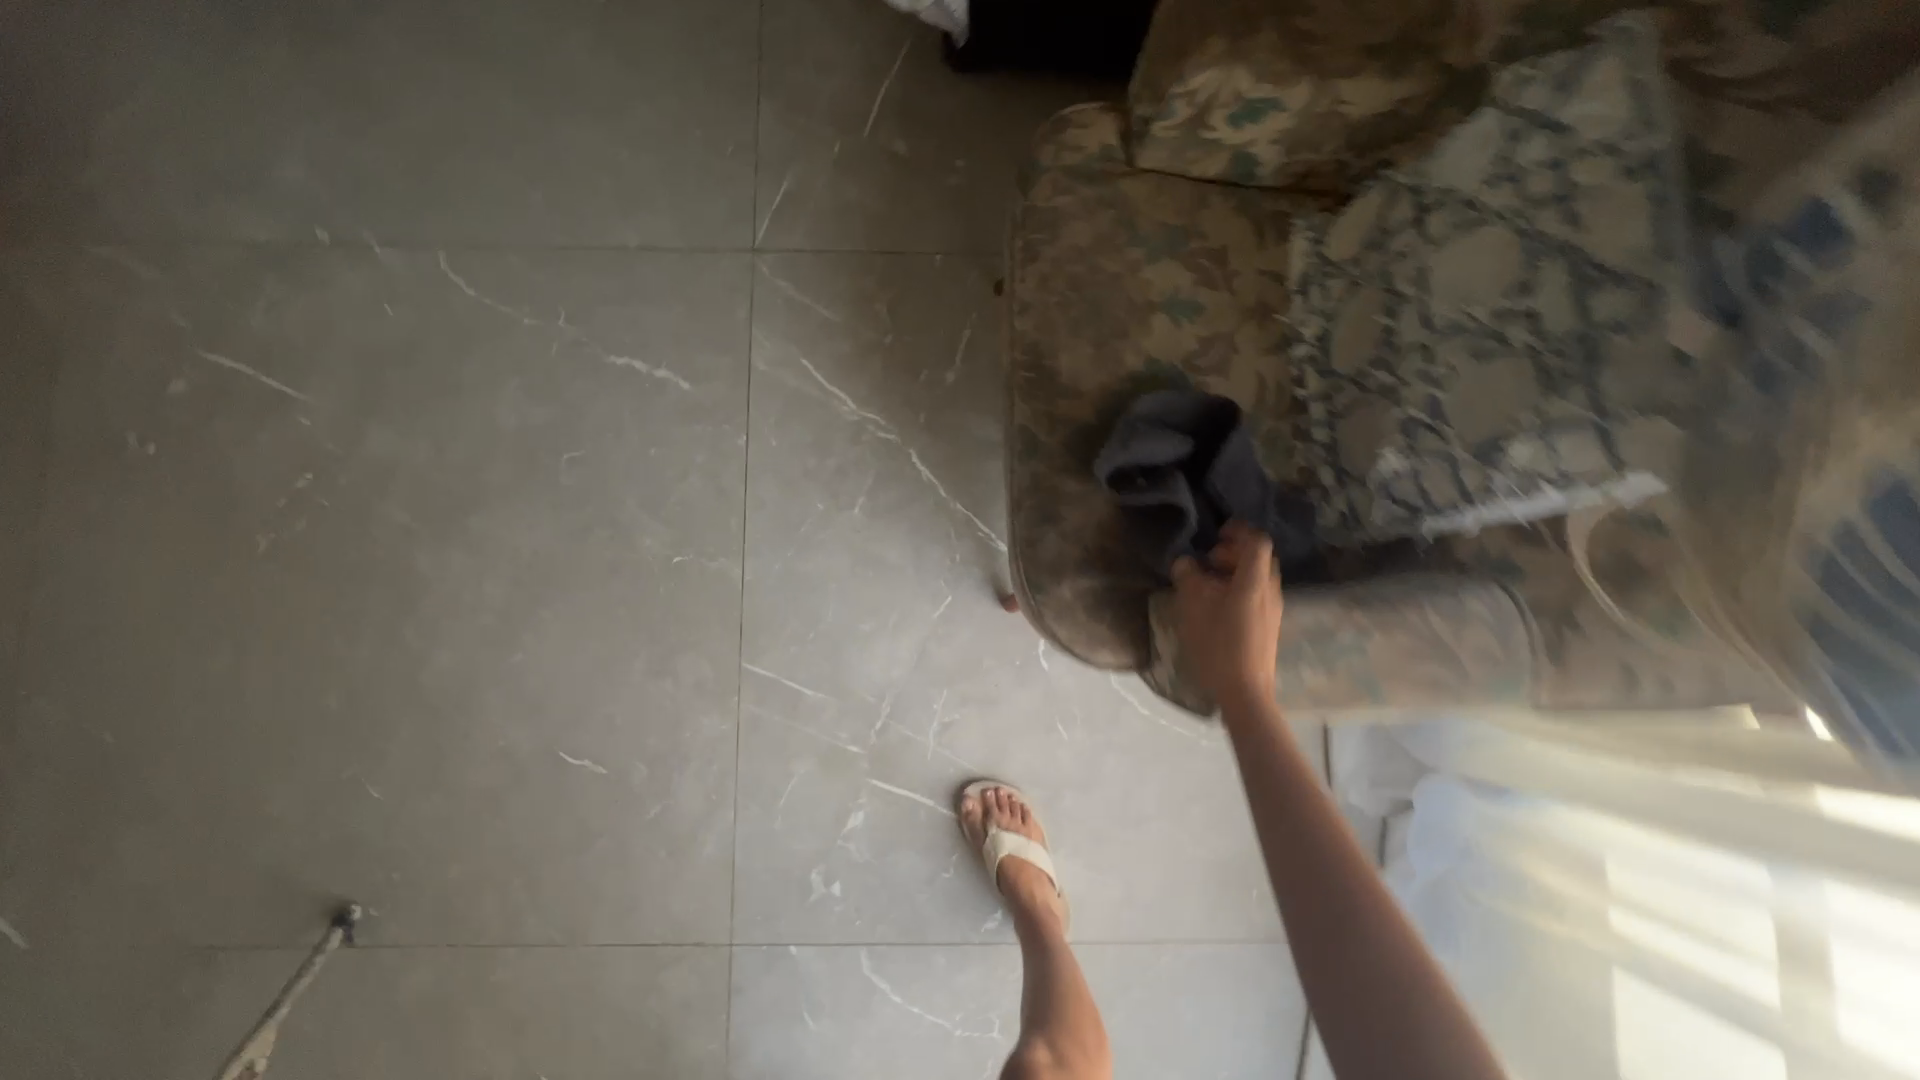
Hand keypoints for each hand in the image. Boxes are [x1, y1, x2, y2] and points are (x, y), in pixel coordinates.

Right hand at [1170, 521, 1283, 711]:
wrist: (1245, 692)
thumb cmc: (1217, 645)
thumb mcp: (1193, 608)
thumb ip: (1188, 578)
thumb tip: (1186, 562)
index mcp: (1254, 580)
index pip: (1257, 541)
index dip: (1240, 531)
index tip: (1218, 532)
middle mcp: (1270, 590)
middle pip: (1260, 558)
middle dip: (1235, 552)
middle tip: (1209, 558)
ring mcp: (1273, 610)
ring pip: (1259, 577)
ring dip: (1236, 572)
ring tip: (1209, 583)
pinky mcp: (1269, 626)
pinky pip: (1258, 594)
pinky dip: (1240, 588)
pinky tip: (1218, 605)